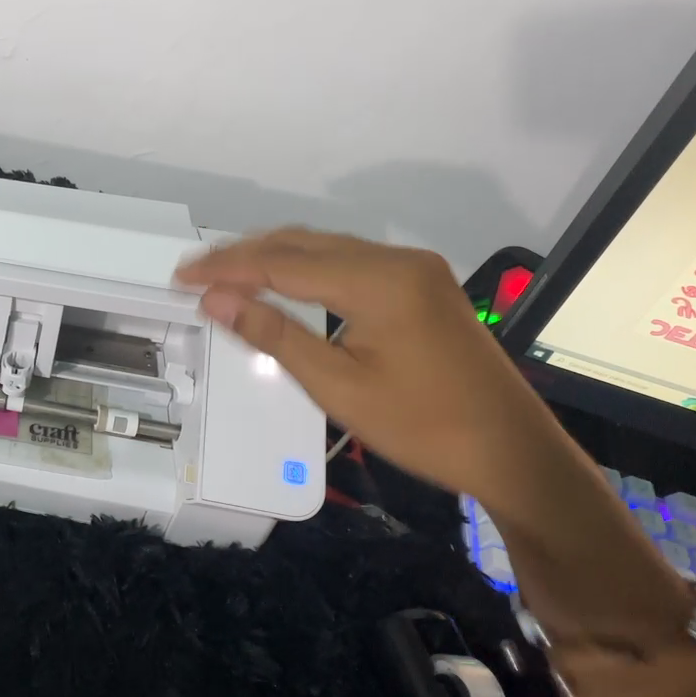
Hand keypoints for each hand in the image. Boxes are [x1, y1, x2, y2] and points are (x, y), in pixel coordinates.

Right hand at [174, 227, 563, 501]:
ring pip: (324, 247)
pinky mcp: (420, 283)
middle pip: (301, 243)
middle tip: (194, 274)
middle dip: (243, 256)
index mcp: (378, 281)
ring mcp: (413, 268)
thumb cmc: (424, 427)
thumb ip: (273, 334)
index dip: (225, 268)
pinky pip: (347, 260)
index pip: (281, 262)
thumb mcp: (338, 386)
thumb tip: (214, 299)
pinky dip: (304, 266)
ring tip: (225, 276)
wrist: (514, 453)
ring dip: (271, 257)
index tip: (181, 276)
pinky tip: (279, 281)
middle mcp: (396, 259)